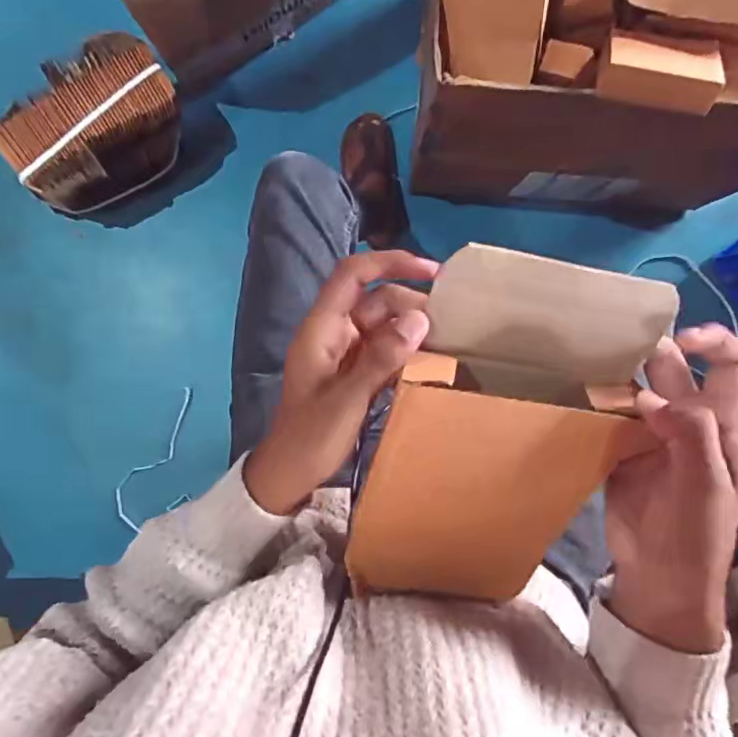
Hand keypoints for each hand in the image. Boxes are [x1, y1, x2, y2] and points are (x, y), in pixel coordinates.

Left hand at [243, 251, 440, 513]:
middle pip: (375, 300)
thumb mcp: (346, 399)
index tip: (432, 271)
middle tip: (448, 324)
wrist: (289, 473)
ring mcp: (343, 354)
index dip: (390, 262)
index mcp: (320, 330)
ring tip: (446, 340)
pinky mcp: (353, 374)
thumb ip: (381, 358)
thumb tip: (419, 318)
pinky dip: (404, 350)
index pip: (352, 275)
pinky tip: (429, 359)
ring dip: (411, 328)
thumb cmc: (309, 438)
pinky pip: (383, 350)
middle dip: (410, 303)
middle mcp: (332, 334)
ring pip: (383, 325)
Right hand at [603, 325, 737, 653]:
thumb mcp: (705, 486)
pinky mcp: (619, 455)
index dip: (713, 341)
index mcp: (723, 426)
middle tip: (611, 345)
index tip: (677, 339)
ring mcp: (651, 439)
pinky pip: (607, 420)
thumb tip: (650, 396)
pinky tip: (573, 401)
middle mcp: (687, 424)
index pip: (732, 366)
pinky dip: (593, 407)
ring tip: (586, 366)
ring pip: (636, 393)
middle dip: (650, 353)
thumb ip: (689, 436)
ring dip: (616, 379)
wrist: (660, 578)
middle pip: (675, 372)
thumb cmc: (696, 535)